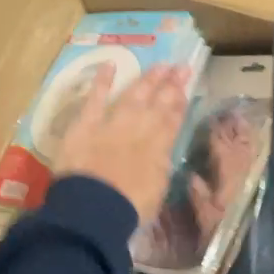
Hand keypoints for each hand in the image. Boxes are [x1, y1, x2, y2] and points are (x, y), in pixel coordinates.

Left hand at [53, 63, 189, 222]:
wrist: (95, 207)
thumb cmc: (129, 208)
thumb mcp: (157, 191)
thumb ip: (160, 168)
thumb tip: (162, 155)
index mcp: (159, 150)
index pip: (172, 121)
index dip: (180, 102)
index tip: (187, 84)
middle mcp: (140, 131)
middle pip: (158, 103)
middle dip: (170, 84)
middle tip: (180, 66)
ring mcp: (113, 124)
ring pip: (133, 96)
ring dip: (147, 80)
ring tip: (159, 65)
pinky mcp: (86, 124)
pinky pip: (95, 99)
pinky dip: (102, 81)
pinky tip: (110, 65)